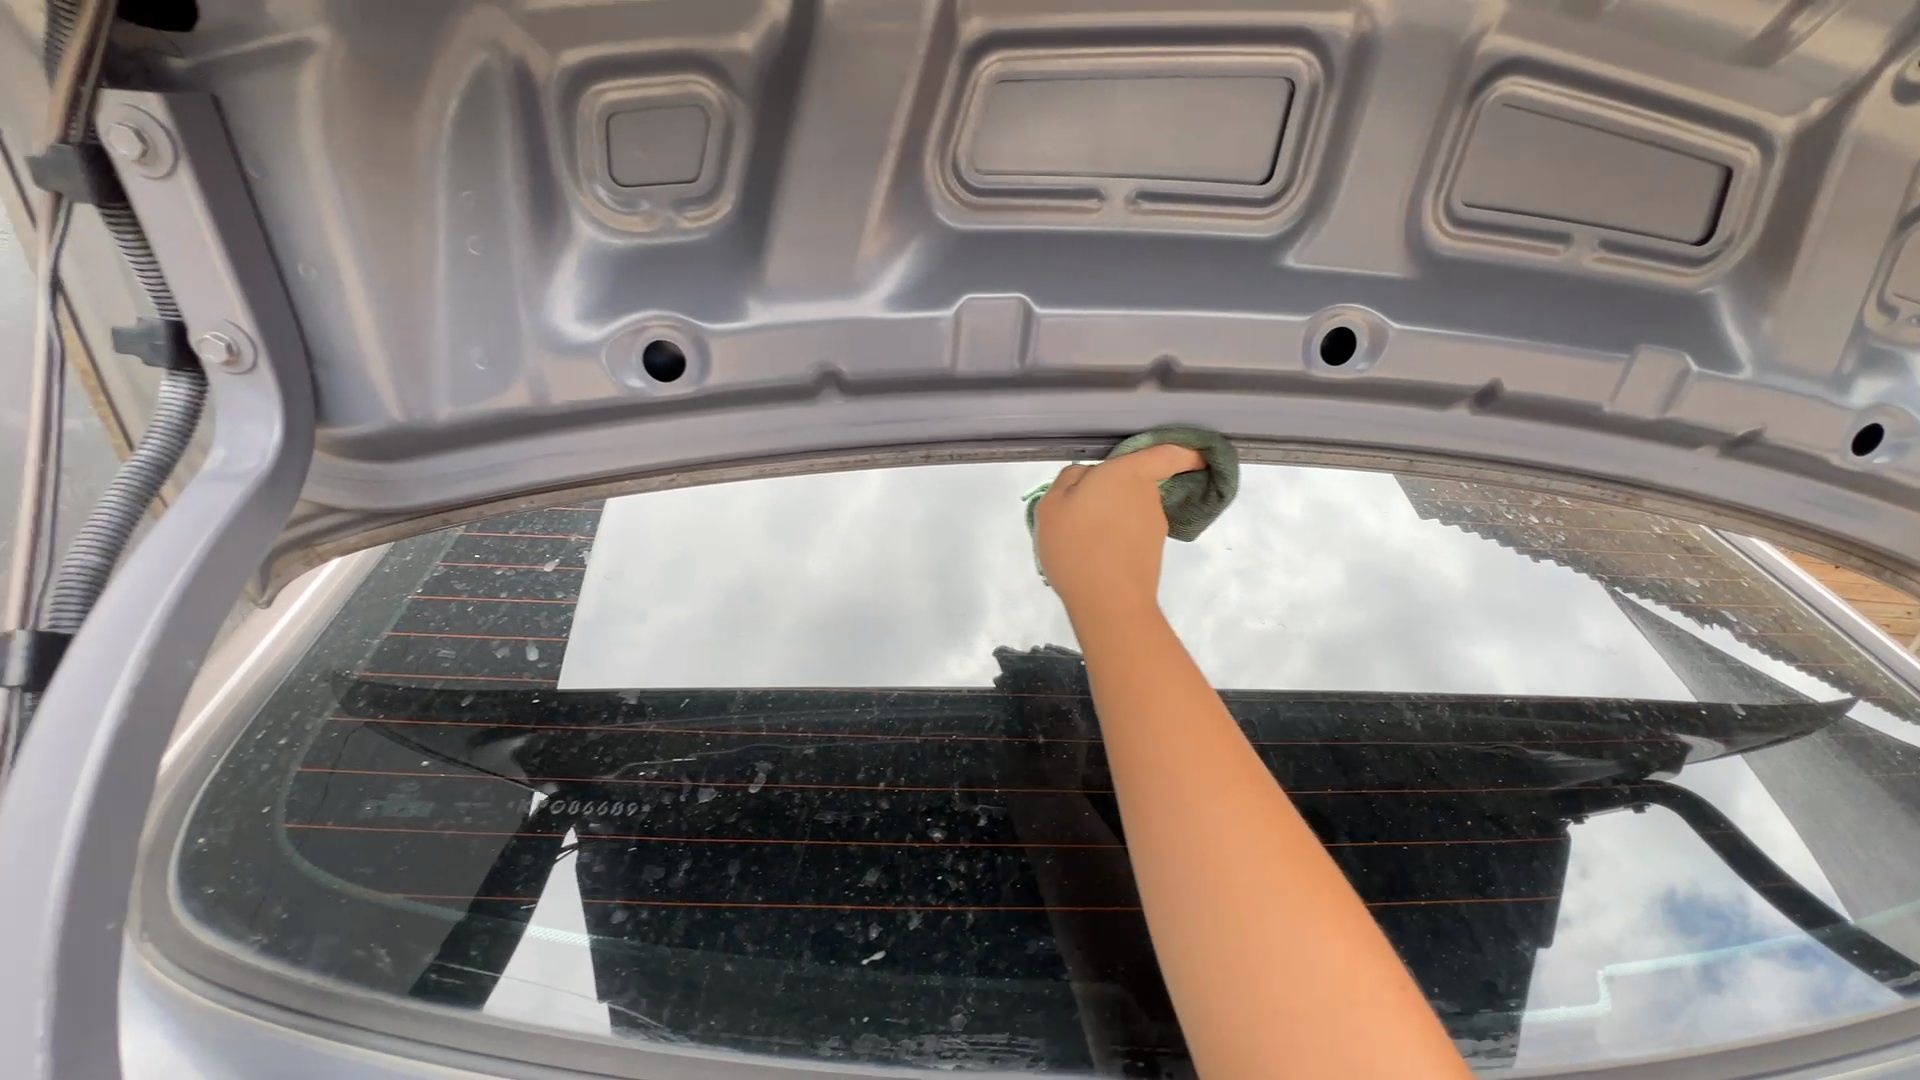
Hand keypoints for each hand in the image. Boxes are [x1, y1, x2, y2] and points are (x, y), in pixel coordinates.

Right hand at [1033, 444, 1206, 619]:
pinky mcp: (1151, 553)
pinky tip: (1090, 559)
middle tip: (1079, 512)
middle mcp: (1147, 496)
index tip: (1197, 454)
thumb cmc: (1076, 544)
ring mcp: (1153, 527)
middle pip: (1136, 484)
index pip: (1166, 454)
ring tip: (1080, 542)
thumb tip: (1087, 478)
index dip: (1184, 452)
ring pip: (1130, 513)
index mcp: (1127, 474)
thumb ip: (1070, 481)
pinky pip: (1129, 537)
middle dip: (1113, 492)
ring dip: (1110, 521)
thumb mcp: (1052, 504)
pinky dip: (1113, 543)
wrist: (1108, 601)